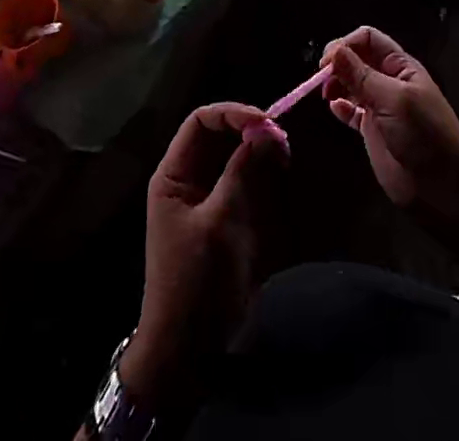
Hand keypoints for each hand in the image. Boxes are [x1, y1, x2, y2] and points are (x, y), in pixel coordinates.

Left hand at [124, 103, 285, 410]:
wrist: (190, 345)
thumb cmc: (195, 280)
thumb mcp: (219, 222)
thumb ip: (242, 172)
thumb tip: (266, 129)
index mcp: (174, 175)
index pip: (200, 123)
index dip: (232, 114)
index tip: (266, 122)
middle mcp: (190, 179)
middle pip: (220, 136)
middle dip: (251, 131)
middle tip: (282, 140)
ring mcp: (210, 197)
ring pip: (236, 155)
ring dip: (260, 150)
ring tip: (284, 156)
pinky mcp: (229, 216)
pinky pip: (246, 180)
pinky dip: (264, 172)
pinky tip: (280, 173)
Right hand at [320, 27, 458, 227]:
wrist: (443, 188)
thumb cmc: (425, 136)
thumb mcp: (394, 100)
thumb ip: (363, 76)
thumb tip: (335, 50)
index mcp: (401, 67)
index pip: (369, 39)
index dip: (347, 44)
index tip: (328, 63)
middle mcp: (389, 81)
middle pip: (356, 59)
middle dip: (337, 63)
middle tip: (322, 80)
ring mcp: (380, 106)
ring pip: (350, 83)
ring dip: (335, 83)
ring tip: (326, 95)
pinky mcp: (372, 129)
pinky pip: (351, 110)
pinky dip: (340, 107)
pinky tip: (334, 109)